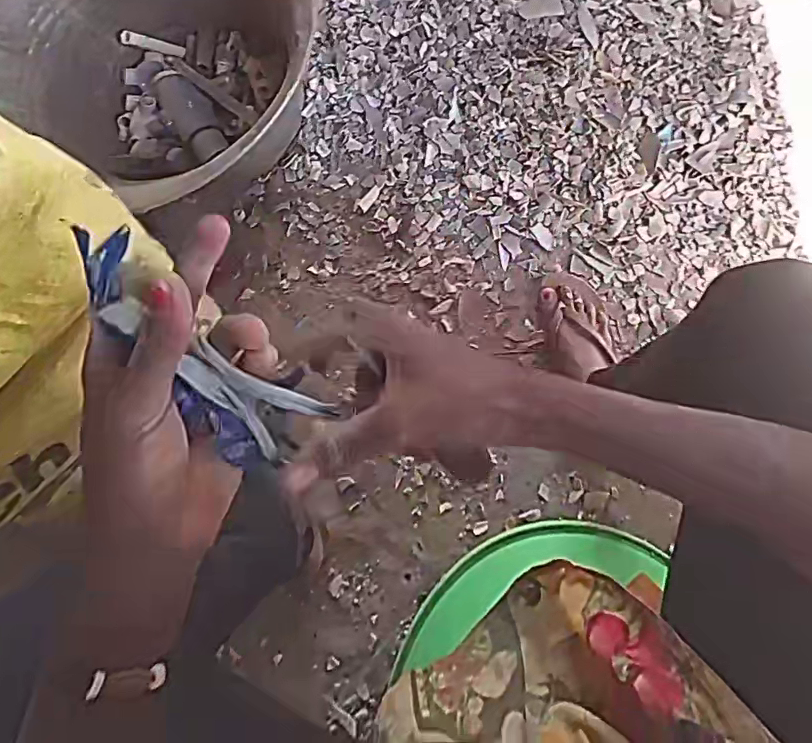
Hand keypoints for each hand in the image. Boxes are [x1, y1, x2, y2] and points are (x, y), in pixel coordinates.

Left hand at [70, 215, 276, 655]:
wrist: (165, 540)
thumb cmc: (129, 472)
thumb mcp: (136, 404)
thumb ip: (160, 345)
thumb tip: (172, 283)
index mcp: (121, 355)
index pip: (134, 296)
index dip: (152, 261)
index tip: (161, 226)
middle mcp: (160, 357)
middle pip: (186, 302)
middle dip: (203, 269)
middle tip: (218, 229)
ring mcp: (198, 376)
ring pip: (225, 330)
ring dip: (241, 328)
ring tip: (253, 345)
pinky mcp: (231, 397)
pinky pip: (250, 362)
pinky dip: (260, 358)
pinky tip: (264, 365)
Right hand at [283, 301, 535, 495]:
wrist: (523, 409)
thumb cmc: (459, 401)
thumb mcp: (395, 425)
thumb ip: (341, 448)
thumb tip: (288, 478)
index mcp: (385, 332)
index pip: (332, 335)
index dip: (312, 356)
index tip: (300, 383)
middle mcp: (400, 339)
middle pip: (361, 377)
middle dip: (369, 414)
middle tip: (385, 437)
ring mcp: (422, 360)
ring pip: (387, 397)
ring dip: (395, 428)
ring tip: (420, 445)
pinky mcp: (440, 380)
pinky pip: (410, 405)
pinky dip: (415, 428)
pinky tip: (437, 447)